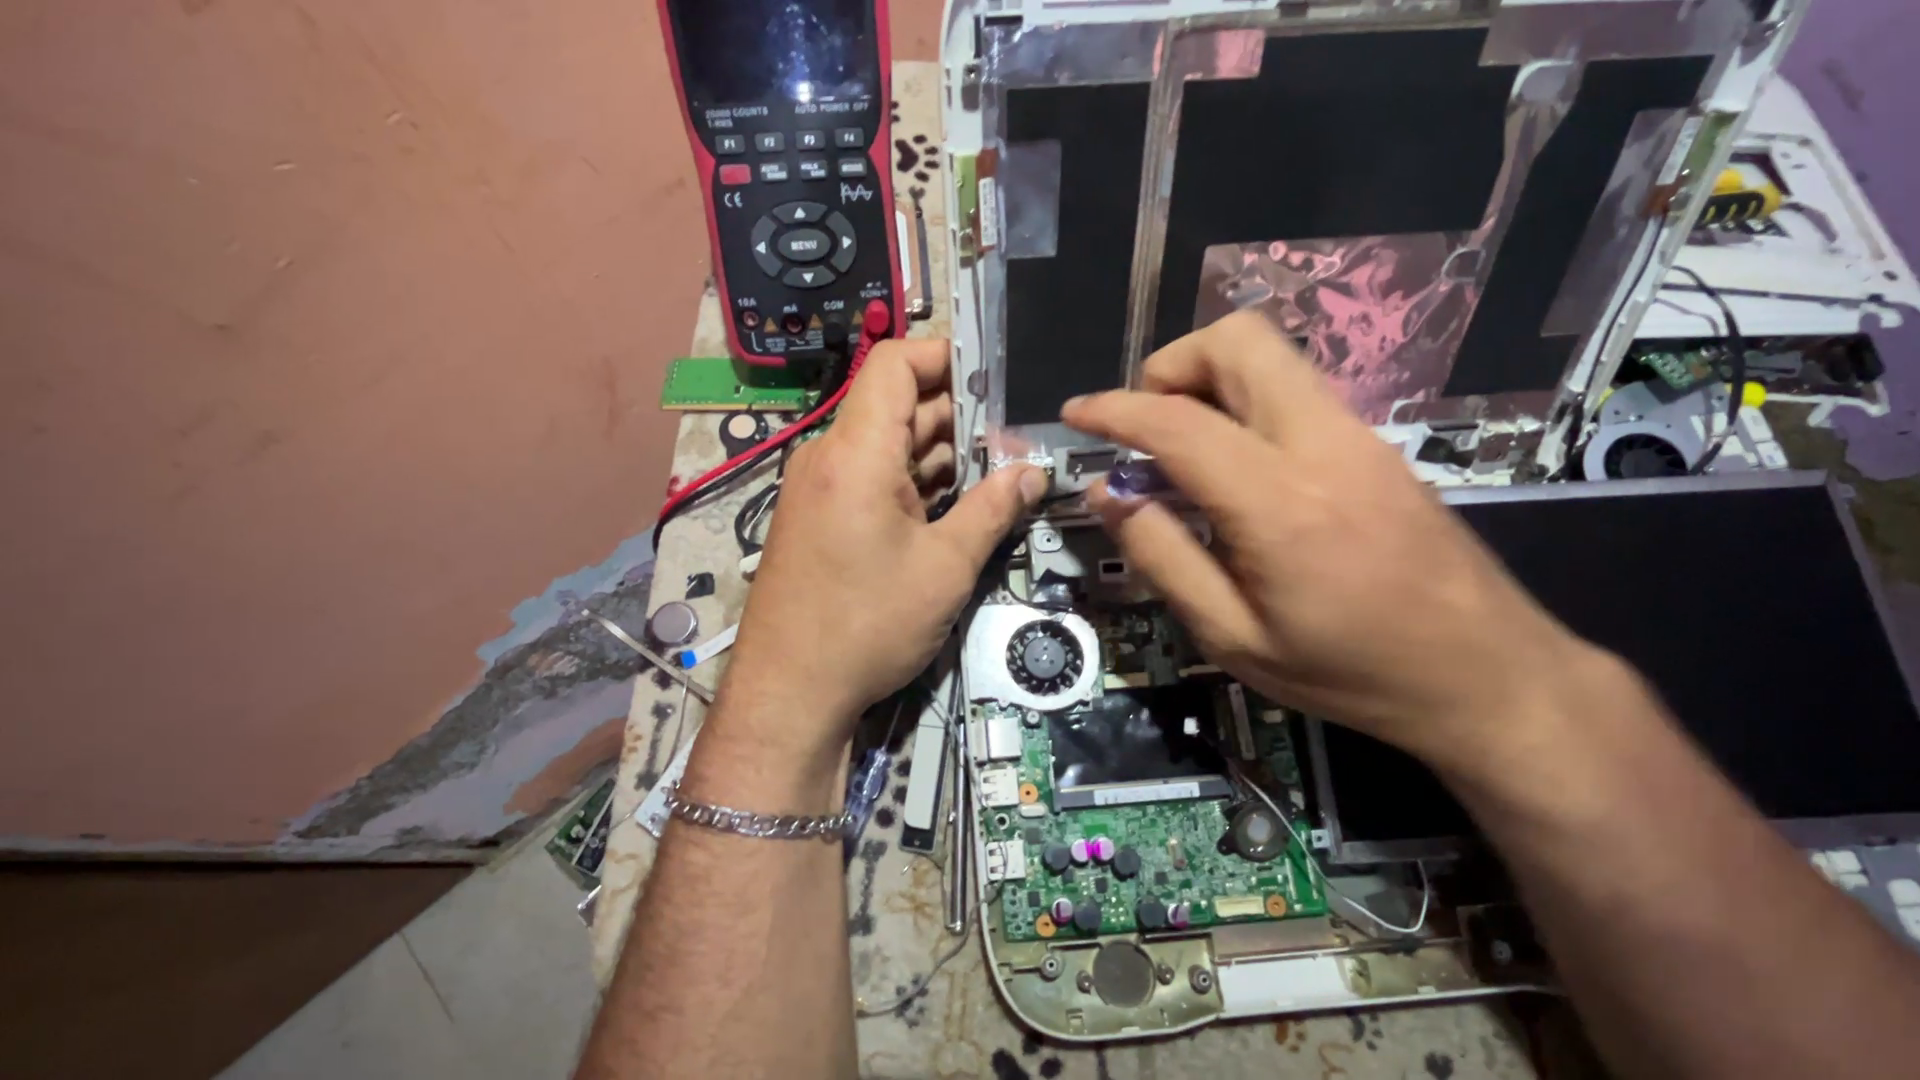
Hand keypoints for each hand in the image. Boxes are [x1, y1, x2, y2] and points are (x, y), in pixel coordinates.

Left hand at [715, 339, 1045, 768]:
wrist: (789, 693)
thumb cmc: (867, 625)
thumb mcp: (944, 568)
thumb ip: (992, 510)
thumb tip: (1033, 473)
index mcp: (855, 452)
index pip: (894, 364)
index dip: (944, 355)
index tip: (994, 375)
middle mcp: (830, 458)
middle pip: (896, 406)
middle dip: (958, 415)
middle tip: (1017, 434)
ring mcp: (820, 490)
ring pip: (886, 447)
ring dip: (939, 453)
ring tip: (999, 469)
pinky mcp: (819, 520)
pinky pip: (870, 480)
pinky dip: (913, 483)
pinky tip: (956, 504)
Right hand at [1062, 312, 1595, 775]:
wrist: (1487, 675)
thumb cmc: (1350, 672)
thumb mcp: (1233, 638)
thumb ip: (1164, 558)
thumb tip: (1111, 494)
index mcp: (1278, 501)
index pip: (1178, 421)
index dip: (1114, 409)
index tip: (1075, 414)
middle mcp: (1322, 445)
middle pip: (1239, 342)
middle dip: (1172, 365)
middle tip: (1146, 429)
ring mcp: (1359, 437)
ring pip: (1272, 358)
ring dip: (1211, 381)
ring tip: (1184, 450)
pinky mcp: (1378, 446)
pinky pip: (1297, 392)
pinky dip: (1247, 404)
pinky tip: (1237, 471)